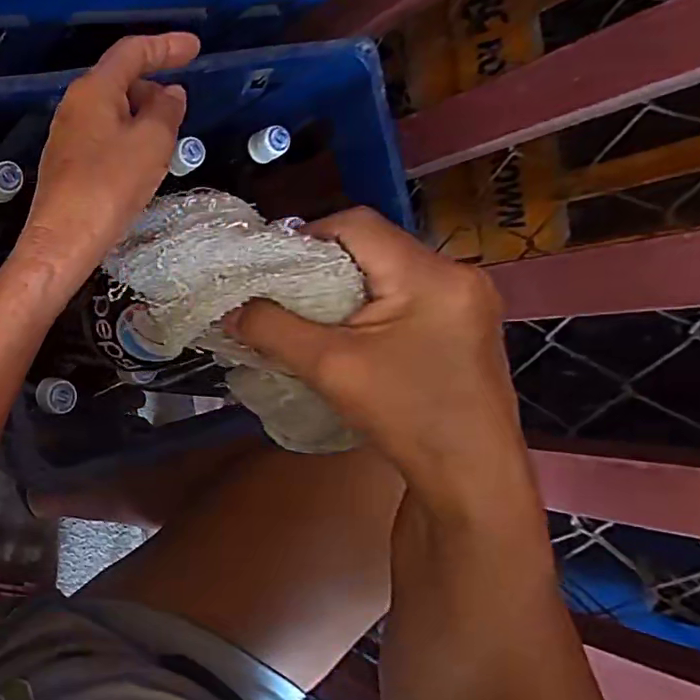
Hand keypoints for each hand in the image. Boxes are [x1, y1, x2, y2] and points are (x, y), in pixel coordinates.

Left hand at [13, 33, 200, 284]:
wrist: (63, 239)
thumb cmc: (109, 185)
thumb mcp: (152, 141)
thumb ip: (166, 110)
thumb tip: (169, 94)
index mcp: (92, 91)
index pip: (130, 52)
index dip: (165, 46)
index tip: (194, 48)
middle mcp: (72, 108)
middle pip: (117, 81)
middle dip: (151, 85)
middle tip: (179, 105)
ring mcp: (64, 138)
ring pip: (110, 112)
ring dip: (140, 116)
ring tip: (165, 137)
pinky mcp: (64, 166)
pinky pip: (102, 138)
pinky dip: (126, 138)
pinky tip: (140, 161)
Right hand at [223, 208, 527, 512]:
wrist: (470, 475)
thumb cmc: (404, 413)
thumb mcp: (327, 366)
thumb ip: (271, 329)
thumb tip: (229, 309)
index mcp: (430, 275)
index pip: (356, 224)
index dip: (304, 236)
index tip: (266, 269)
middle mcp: (455, 276)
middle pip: (369, 246)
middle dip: (314, 266)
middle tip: (274, 293)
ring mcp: (463, 302)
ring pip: (381, 273)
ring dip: (334, 288)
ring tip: (298, 316)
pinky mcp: (459, 327)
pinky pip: (397, 297)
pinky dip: (358, 307)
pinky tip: (336, 335)